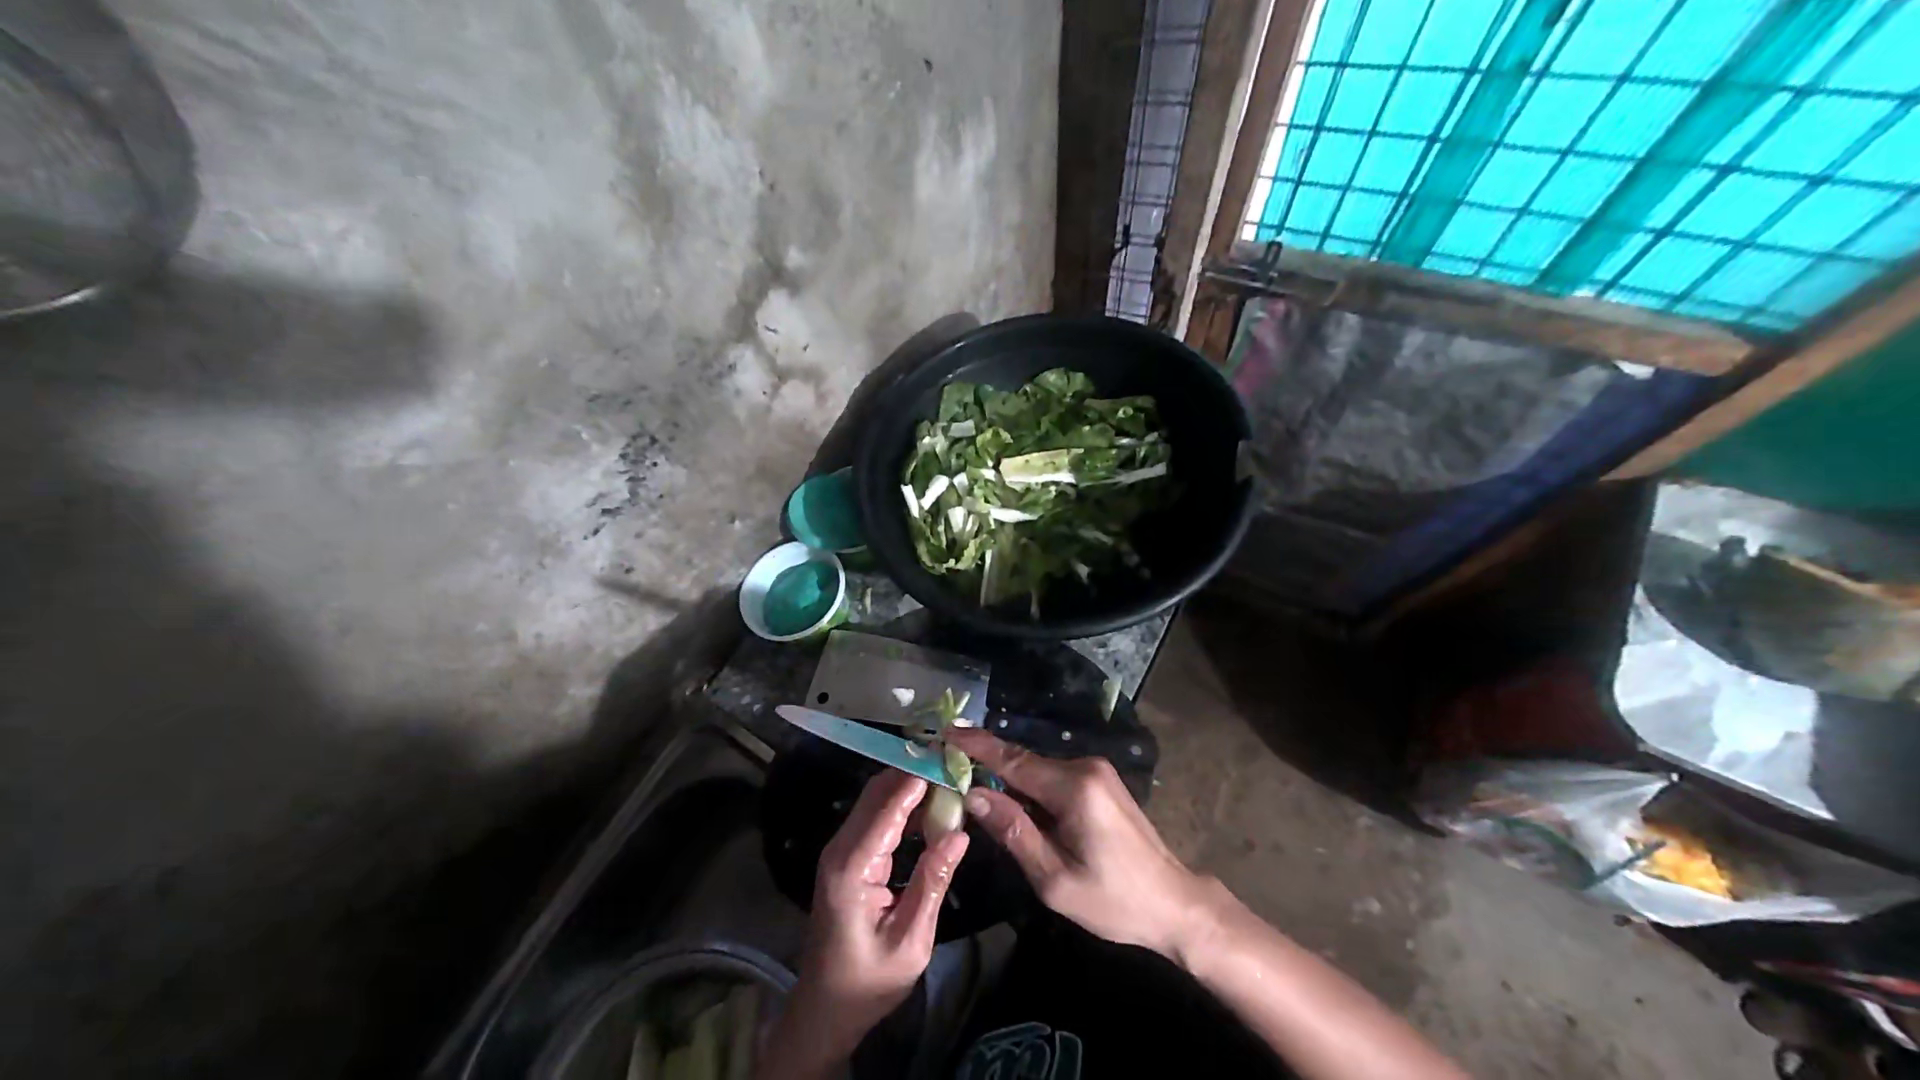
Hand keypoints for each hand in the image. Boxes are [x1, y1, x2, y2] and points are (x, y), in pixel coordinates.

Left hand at [758, 771, 968, 1079]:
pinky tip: (931, 807)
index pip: (887, 808)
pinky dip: (902, 806)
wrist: (826, 1007)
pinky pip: (875, 818)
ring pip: (875, 800)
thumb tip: (961, 833)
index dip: (917, 780)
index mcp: (852, 868)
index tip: (949, 759)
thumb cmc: (870, 981)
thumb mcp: (911, 940)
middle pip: (876, 793)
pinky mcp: (847, 856)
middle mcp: (840, 849)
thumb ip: (932, 882)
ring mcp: (840, 850)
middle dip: (914, 773)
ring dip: (909, 786)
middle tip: (954, 763)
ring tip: (949, 778)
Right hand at [947, 729, 1218, 961]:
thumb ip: (1013, 831)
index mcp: (1074, 788)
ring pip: (1037, 770)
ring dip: (1006, 778)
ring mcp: (1096, 772)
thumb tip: (973, 794)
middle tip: (947, 768)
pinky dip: (1028, 787)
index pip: (1013, 760)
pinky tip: (1011, 802)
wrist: (1174, 903)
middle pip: (1023, 762)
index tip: (945, 732)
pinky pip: (1053, 778)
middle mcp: (1085, 768)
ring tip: (970, 788)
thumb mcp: (1055, 878)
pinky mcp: (1100, 782)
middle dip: (985, 763)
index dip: (976, 745)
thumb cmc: (1115, 900)